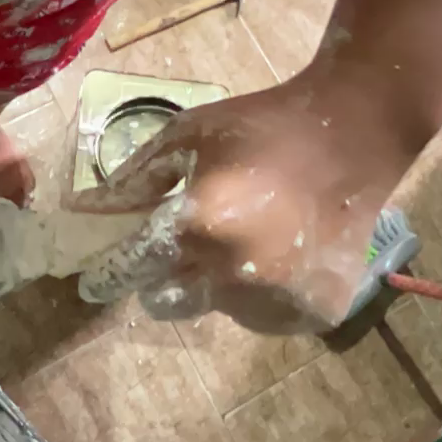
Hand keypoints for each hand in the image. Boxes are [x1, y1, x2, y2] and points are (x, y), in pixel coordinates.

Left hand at [72, 71, 422, 332]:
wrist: (354, 135)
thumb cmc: (260, 125)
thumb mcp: (188, 134)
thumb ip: (135, 178)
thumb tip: (87, 211)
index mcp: (200, 225)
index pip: (130, 269)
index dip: (106, 275)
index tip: (93, 278)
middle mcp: (235, 276)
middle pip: (164, 303)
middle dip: (158, 278)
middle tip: (177, 245)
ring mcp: (278, 301)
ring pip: (214, 310)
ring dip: (212, 283)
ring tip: (242, 235)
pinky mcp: (314, 315)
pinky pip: (261, 316)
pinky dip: (256, 292)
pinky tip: (277, 249)